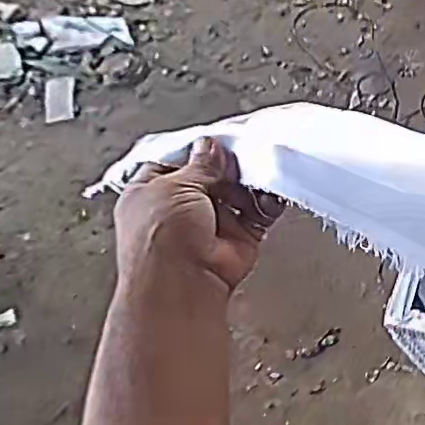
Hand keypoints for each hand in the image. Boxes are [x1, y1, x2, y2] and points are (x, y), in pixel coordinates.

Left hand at [114, 137, 283, 292]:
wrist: (184, 281)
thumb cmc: (162, 236)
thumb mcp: (175, 185)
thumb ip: (199, 165)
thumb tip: (211, 147)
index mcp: (154, 190)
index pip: (179, 161)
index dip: (199, 151)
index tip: (218, 143)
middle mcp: (184, 207)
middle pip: (214, 176)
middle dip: (229, 167)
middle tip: (241, 160)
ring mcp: (213, 222)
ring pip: (239, 193)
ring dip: (251, 184)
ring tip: (258, 178)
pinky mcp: (241, 236)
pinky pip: (259, 214)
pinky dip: (268, 204)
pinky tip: (270, 197)